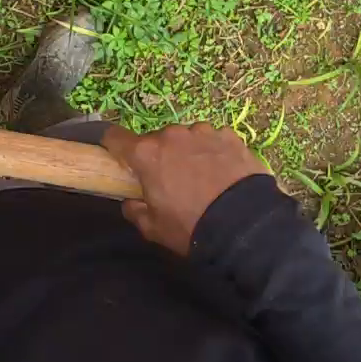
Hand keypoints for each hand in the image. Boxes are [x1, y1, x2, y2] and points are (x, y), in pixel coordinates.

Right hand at [102, 122, 271, 254]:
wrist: (246, 226)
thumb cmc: (192, 226)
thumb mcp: (154, 229)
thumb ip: (135, 211)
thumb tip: (131, 201)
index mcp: (146, 154)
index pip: (115, 137)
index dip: (114, 147)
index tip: (119, 160)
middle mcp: (171, 135)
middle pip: (155, 140)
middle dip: (159, 157)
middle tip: (171, 181)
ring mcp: (202, 132)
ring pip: (185, 139)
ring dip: (187, 153)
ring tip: (203, 179)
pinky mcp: (228, 135)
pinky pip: (212, 141)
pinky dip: (213, 153)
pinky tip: (223, 174)